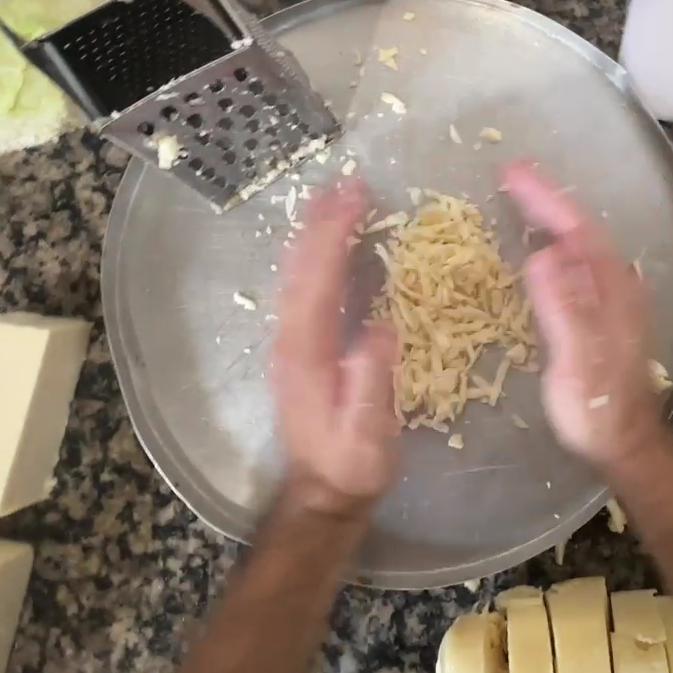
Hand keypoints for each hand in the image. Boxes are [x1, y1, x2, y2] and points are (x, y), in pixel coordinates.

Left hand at [270, 178, 398, 519]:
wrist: (322, 492)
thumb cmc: (351, 466)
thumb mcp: (367, 436)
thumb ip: (370, 384)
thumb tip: (380, 327)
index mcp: (307, 352)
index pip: (319, 280)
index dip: (335, 234)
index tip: (356, 197)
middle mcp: (292, 337)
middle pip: (303, 266)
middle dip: (323, 220)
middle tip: (348, 181)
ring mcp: (294, 339)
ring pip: (299, 272)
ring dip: (316, 231)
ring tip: (336, 196)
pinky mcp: (304, 343)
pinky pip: (308, 286)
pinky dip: (318, 254)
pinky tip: (332, 240)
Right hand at [503, 161, 664, 468]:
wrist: (622, 439)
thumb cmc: (597, 407)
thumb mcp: (577, 361)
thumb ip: (562, 309)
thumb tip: (539, 256)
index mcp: (612, 287)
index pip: (577, 229)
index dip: (546, 198)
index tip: (513, 174)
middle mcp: (613, 282)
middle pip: (578, 226)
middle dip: (545, 196)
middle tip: (509, 171)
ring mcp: (606, 294)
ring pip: (576, 240)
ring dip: (548, 214)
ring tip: (519, 191)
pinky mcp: (595, 308)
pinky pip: (572, 259)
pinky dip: (550, 239)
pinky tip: (535, 240)